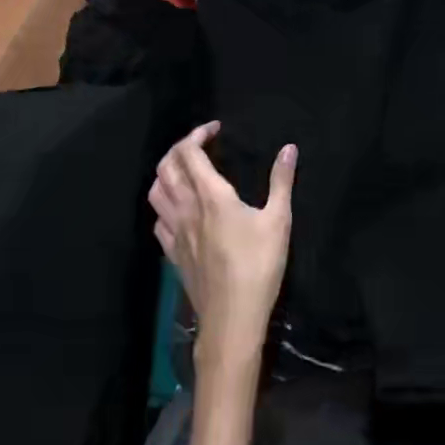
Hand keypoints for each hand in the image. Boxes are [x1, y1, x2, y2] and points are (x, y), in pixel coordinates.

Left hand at [148, 121, 296, 362]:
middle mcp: (186, 209)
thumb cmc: (260, 265)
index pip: (189, 154)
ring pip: (155, 192)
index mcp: (211, 196)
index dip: (198, 134)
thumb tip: (289, 148)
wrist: (232, 317)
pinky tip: (180, 207)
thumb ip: (281, 181)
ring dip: (166, 173)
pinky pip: (158, 219)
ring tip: (186, 169)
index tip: (215, 128)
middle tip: (201, 143)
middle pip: (166, 168)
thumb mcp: (279, 220)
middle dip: (179, 148)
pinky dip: (164, 202)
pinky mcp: (172, 253)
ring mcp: (175, 232)